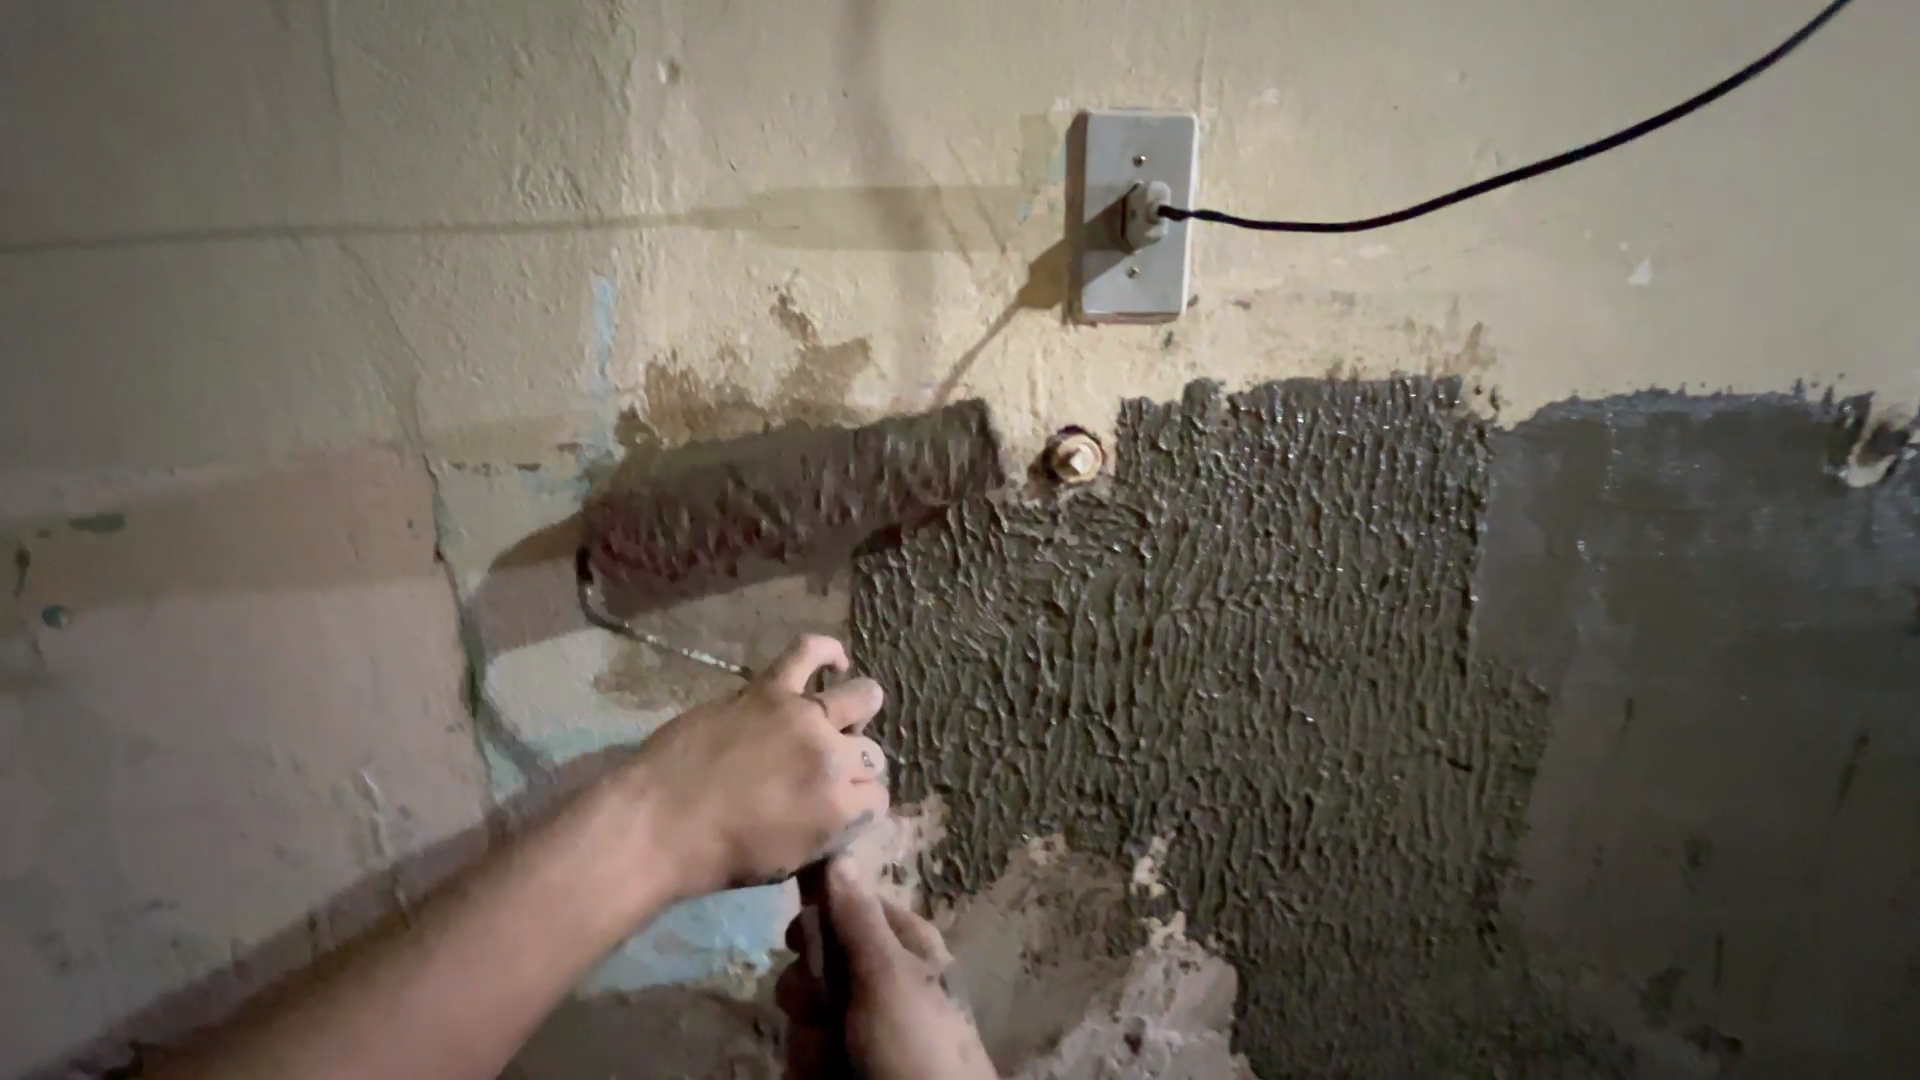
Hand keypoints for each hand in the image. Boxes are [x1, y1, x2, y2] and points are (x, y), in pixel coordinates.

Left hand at [621, 635, 889, 899]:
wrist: (654, 824)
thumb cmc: (717, 857)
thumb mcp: (788, 862)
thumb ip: (828, 832)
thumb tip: (844, 810)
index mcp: (840, 808)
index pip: (877, 799)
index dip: (858, 806)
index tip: (836, 811)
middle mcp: (833, 757)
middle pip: (871, 754)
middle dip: (855, 768)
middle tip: (822, 775)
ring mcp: (803, 716)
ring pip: (861, 698)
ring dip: (857, 713)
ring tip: (839, 720)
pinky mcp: (769, 689)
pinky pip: (808, 652)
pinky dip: (827, 652)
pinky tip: (835, 662)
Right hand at [778, 858, 996, 1079]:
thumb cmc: (915, 1045)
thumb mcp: (886, 974)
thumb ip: (856, 918)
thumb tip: (839, 853)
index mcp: (905, 945)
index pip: (851, 908)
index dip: (820, 920)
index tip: (794, 937)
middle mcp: (884, 980)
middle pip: (821, 964)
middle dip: (807, 991)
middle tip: (816, 1009)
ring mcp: (867, 1028)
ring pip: (810, 1015)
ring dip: (808, 1038)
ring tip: (830, 1060)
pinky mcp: (849, 1066)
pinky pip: (811, 1054)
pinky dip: (811, 1067)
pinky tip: (824, 1078)